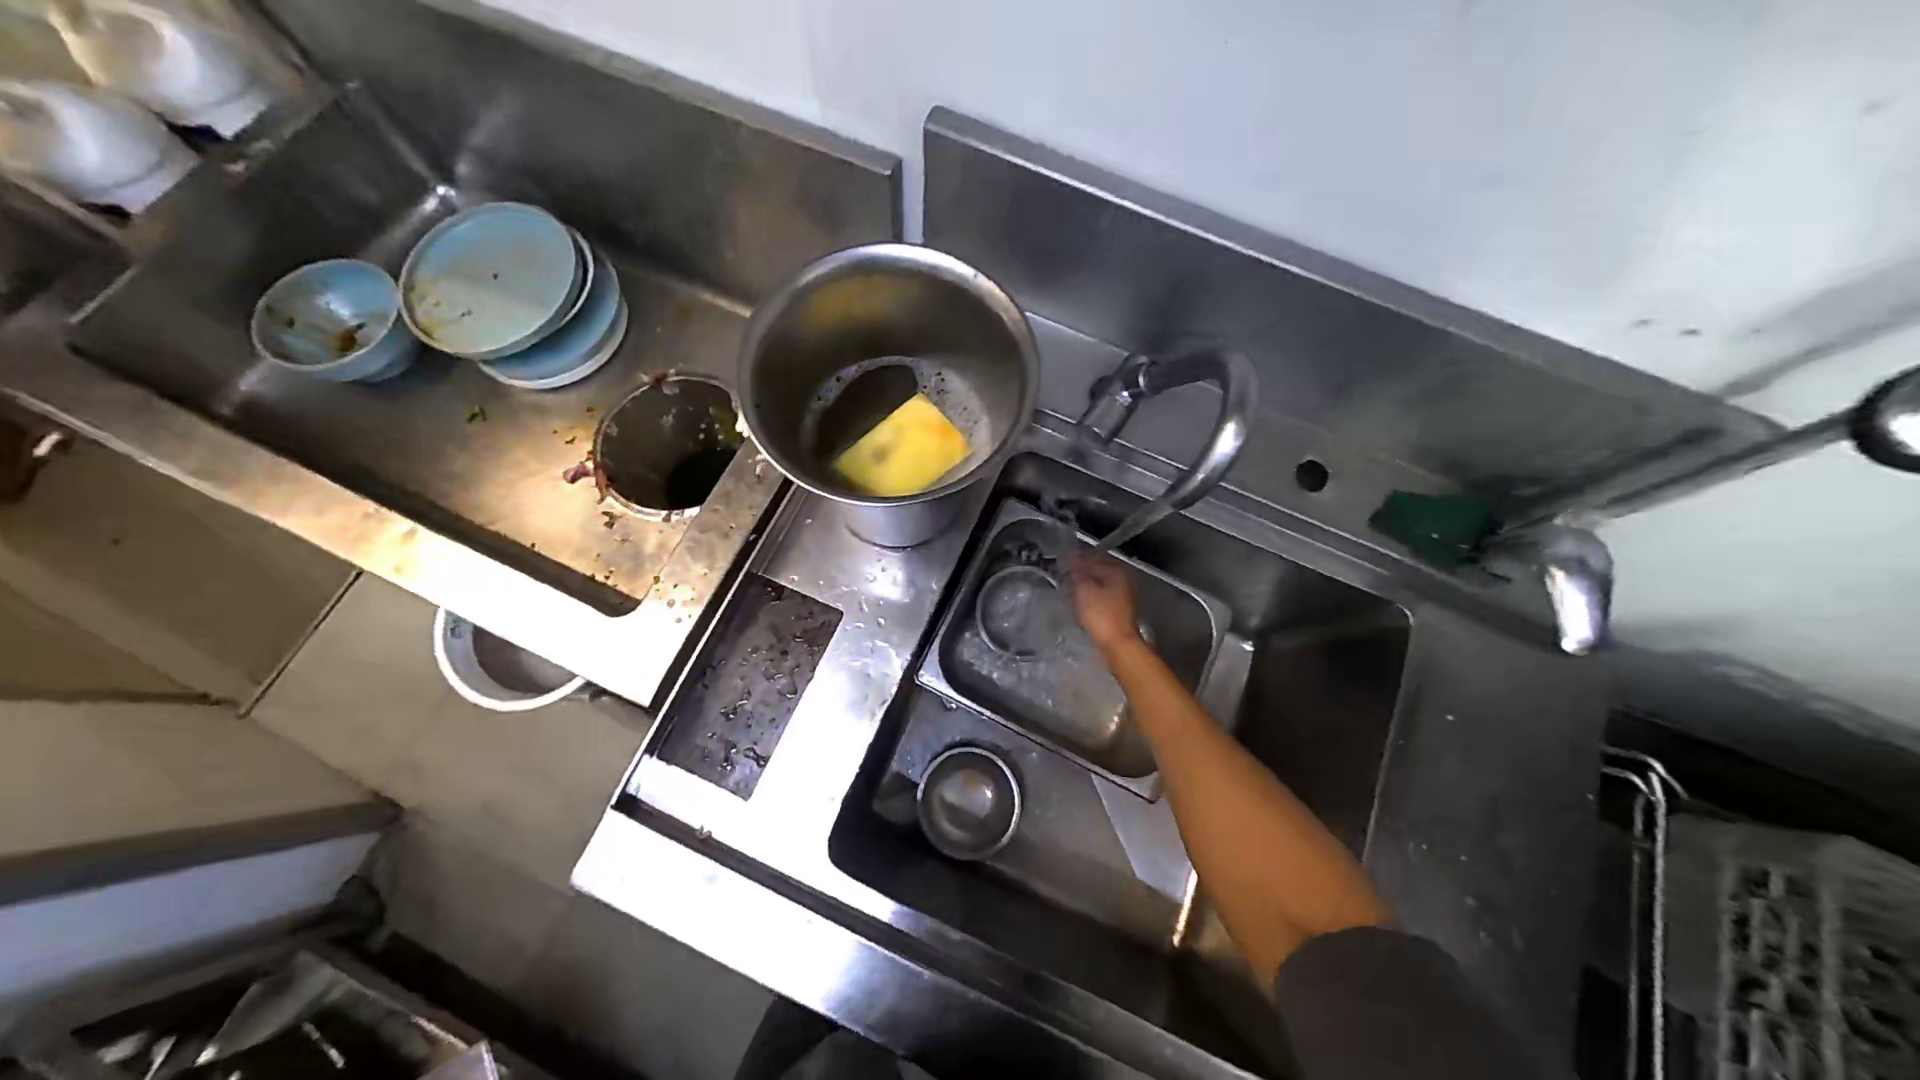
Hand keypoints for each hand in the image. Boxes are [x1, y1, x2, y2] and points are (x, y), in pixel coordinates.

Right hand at [1066, 553, 1139, 650]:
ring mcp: (1121, 595)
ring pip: (1096, 586)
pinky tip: (1079, 608)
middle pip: (1094, 572)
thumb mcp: (1084, 589)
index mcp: (1116, 571)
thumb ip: (1076, 571)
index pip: (1091, 559)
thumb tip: (1071, 558)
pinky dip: (1088, 601)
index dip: (1074, 563)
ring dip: (1082, 590)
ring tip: (1070, 597)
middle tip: (1065, 584)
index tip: (1061, 568)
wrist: (1117, 644)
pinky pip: (1098, 599)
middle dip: (1078, 578)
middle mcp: (1122, 580)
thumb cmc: (1101, 614)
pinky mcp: (1116, 609)